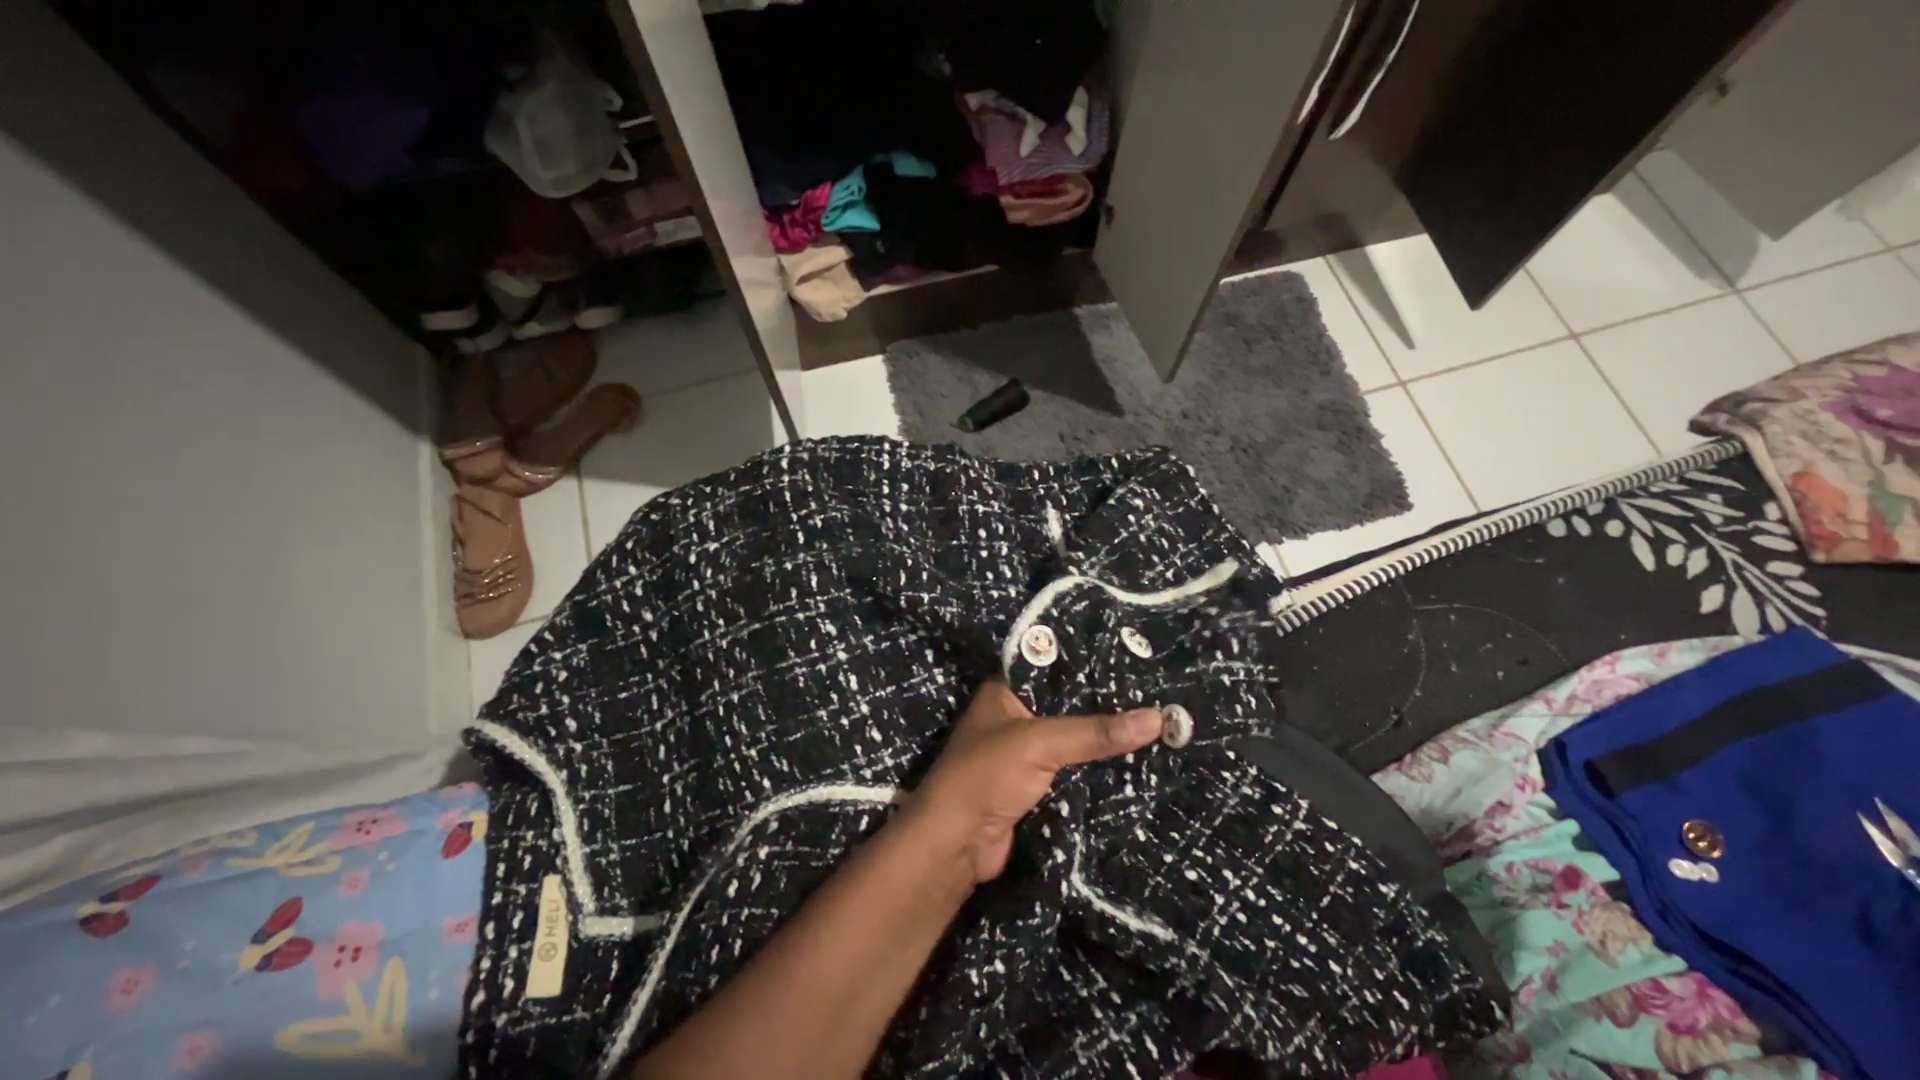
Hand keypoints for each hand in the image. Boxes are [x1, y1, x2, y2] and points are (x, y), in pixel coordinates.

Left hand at [897, 679, 1163, 884]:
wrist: (955, 844)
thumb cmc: (986, 776)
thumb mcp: (1040, 742)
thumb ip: (1095, 730)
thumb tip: (1158, 717)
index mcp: (1005, 692)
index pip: (1054, 667)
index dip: (1092, 665)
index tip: (1139, 663)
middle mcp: (1015, 718)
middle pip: (1069, 706)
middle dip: (1108, 708)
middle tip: (1160, 698)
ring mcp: (1024, 755)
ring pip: (1075, 742)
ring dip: (1106, 742)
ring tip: (1161, 727)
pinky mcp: (1035, 788)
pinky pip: (1074, 772)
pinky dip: (1099, 771)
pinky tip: (1139, 764)